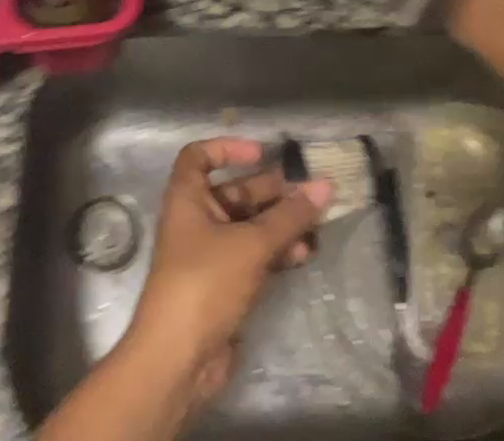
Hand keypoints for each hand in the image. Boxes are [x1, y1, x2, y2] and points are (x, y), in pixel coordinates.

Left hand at [119, 137, 332, 410]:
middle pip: (234, 192)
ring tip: (315, 228)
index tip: (262, 153)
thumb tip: (324, 186)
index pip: (198, 156)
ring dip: (280, 224)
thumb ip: (289, 216)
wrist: (179, 356)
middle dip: (271, 192)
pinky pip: (253, 255)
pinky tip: (303, 255)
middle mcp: (195, 220)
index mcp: (186, 199)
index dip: (227, 148)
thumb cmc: (205, 283)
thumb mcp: (251, 244)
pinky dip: (276, 251)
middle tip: (309, 193)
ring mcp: (209, 254)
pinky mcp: (223, 284)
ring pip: (249, 226)